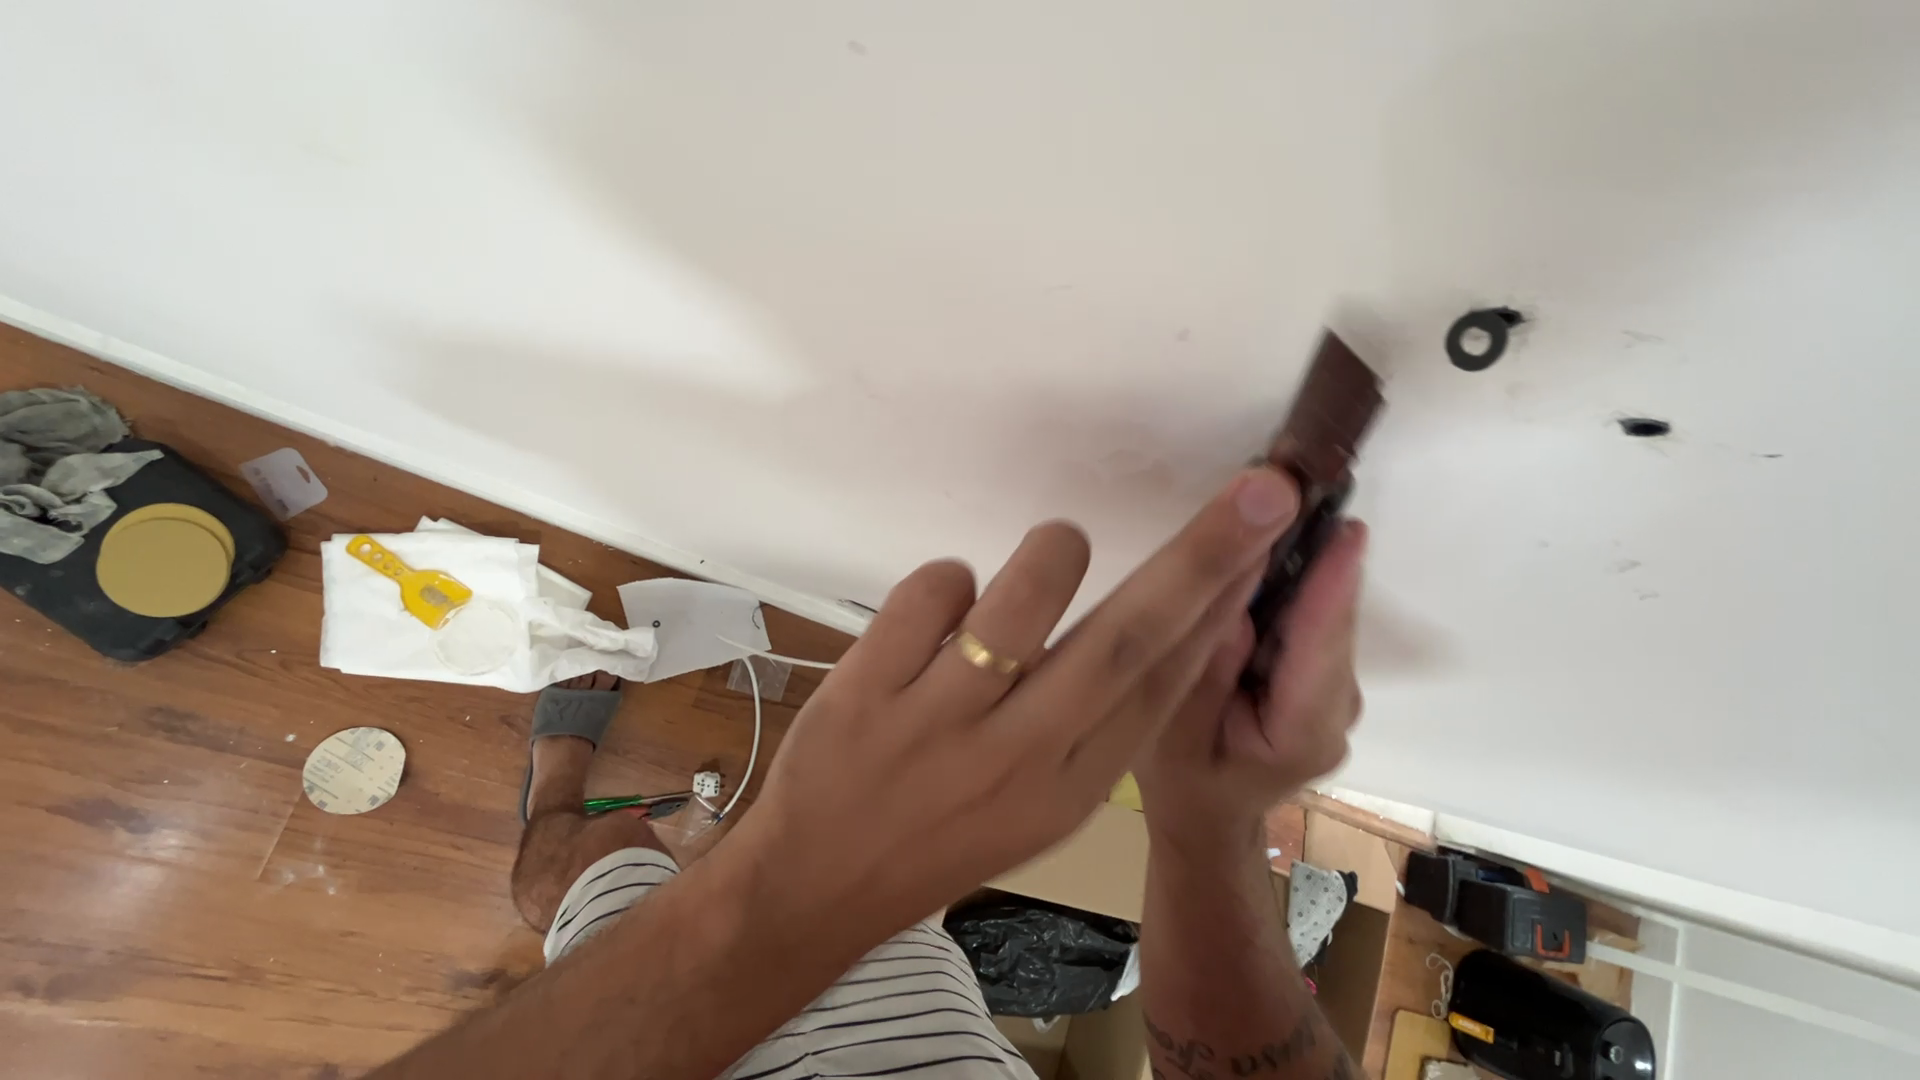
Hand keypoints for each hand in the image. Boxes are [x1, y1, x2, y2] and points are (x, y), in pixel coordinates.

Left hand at [729, 467, 1302, 936]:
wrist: (817, 886)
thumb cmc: (939, 836)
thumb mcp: (1038, 807)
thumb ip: (1096, 727)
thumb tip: (1163, 633)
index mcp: (1071, 789)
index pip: (1162, 683)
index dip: (1217, 605)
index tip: (1259, 544)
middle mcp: (1018, 758)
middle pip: (1126, 638)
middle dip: (1202, 556)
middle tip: (1260, 491)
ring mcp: (938, 725)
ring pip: (1023, 597)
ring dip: (1053, 551)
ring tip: (1058, 548)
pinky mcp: (867, 691)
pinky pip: (931, 592)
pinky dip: (950, 579)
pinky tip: (945, 606)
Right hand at [1136, 512, 1366, 838]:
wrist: (1205, 819)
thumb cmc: (1181, 781)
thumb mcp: (1170, 732)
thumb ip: (1207, 669)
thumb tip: (1235, 595)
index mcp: (1301, 732)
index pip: (1319, 649)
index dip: (1330, 585)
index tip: (1342, 526)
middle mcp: (1336, 711)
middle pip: (1329, 624)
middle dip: (1316, 560)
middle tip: (1291, 492)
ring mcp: (1335, 696)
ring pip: (1323, 620)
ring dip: (1302, 568)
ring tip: (1273, 511)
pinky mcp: (1323, 680)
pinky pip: (1310, 626)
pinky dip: (1292, 590)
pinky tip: (1264, 556)